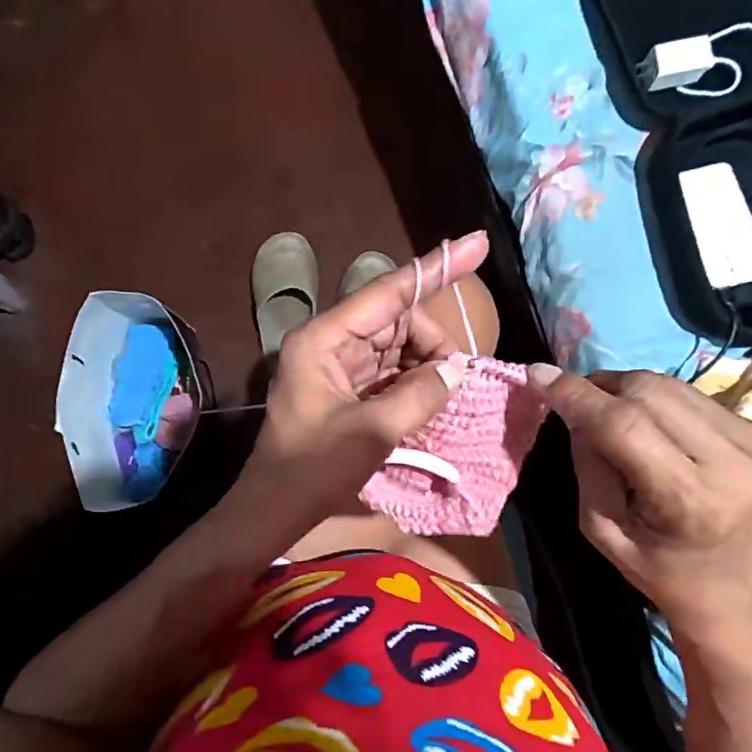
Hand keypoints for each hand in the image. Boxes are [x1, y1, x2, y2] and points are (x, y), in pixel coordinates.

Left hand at [239, 232, 488, 527]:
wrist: (274, 508)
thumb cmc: (314, 469)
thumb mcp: (373, 432)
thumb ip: (420, 394)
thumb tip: (457, 370)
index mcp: (322, 340)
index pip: (387, 292)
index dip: (435, 268)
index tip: (477, 243)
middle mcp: (326, 343)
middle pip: (393, 319)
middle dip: (432, 339)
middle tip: (461, 371)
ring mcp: (331, 365)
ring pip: (392, 345)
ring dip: (424, 361)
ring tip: (450, 387)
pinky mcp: (339, 388)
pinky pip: (384, 370)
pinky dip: (410, 379)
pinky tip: (434, 392)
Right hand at [528, 365, 751, 661]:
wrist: (723, 576)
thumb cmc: (651, 560)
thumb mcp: (599, 525)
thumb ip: (588, 463)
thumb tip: (570, 402)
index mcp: (689, 500)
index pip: (625, 426)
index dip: (578, 396)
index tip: (538, 375)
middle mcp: (734, 464)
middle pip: (649, 394)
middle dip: (600, 389)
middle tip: (575, 402)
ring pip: (669, 385)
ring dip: (626, 389)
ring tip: (608, 412)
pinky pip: (690, 393)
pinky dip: (655, 399)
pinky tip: (649, 423)